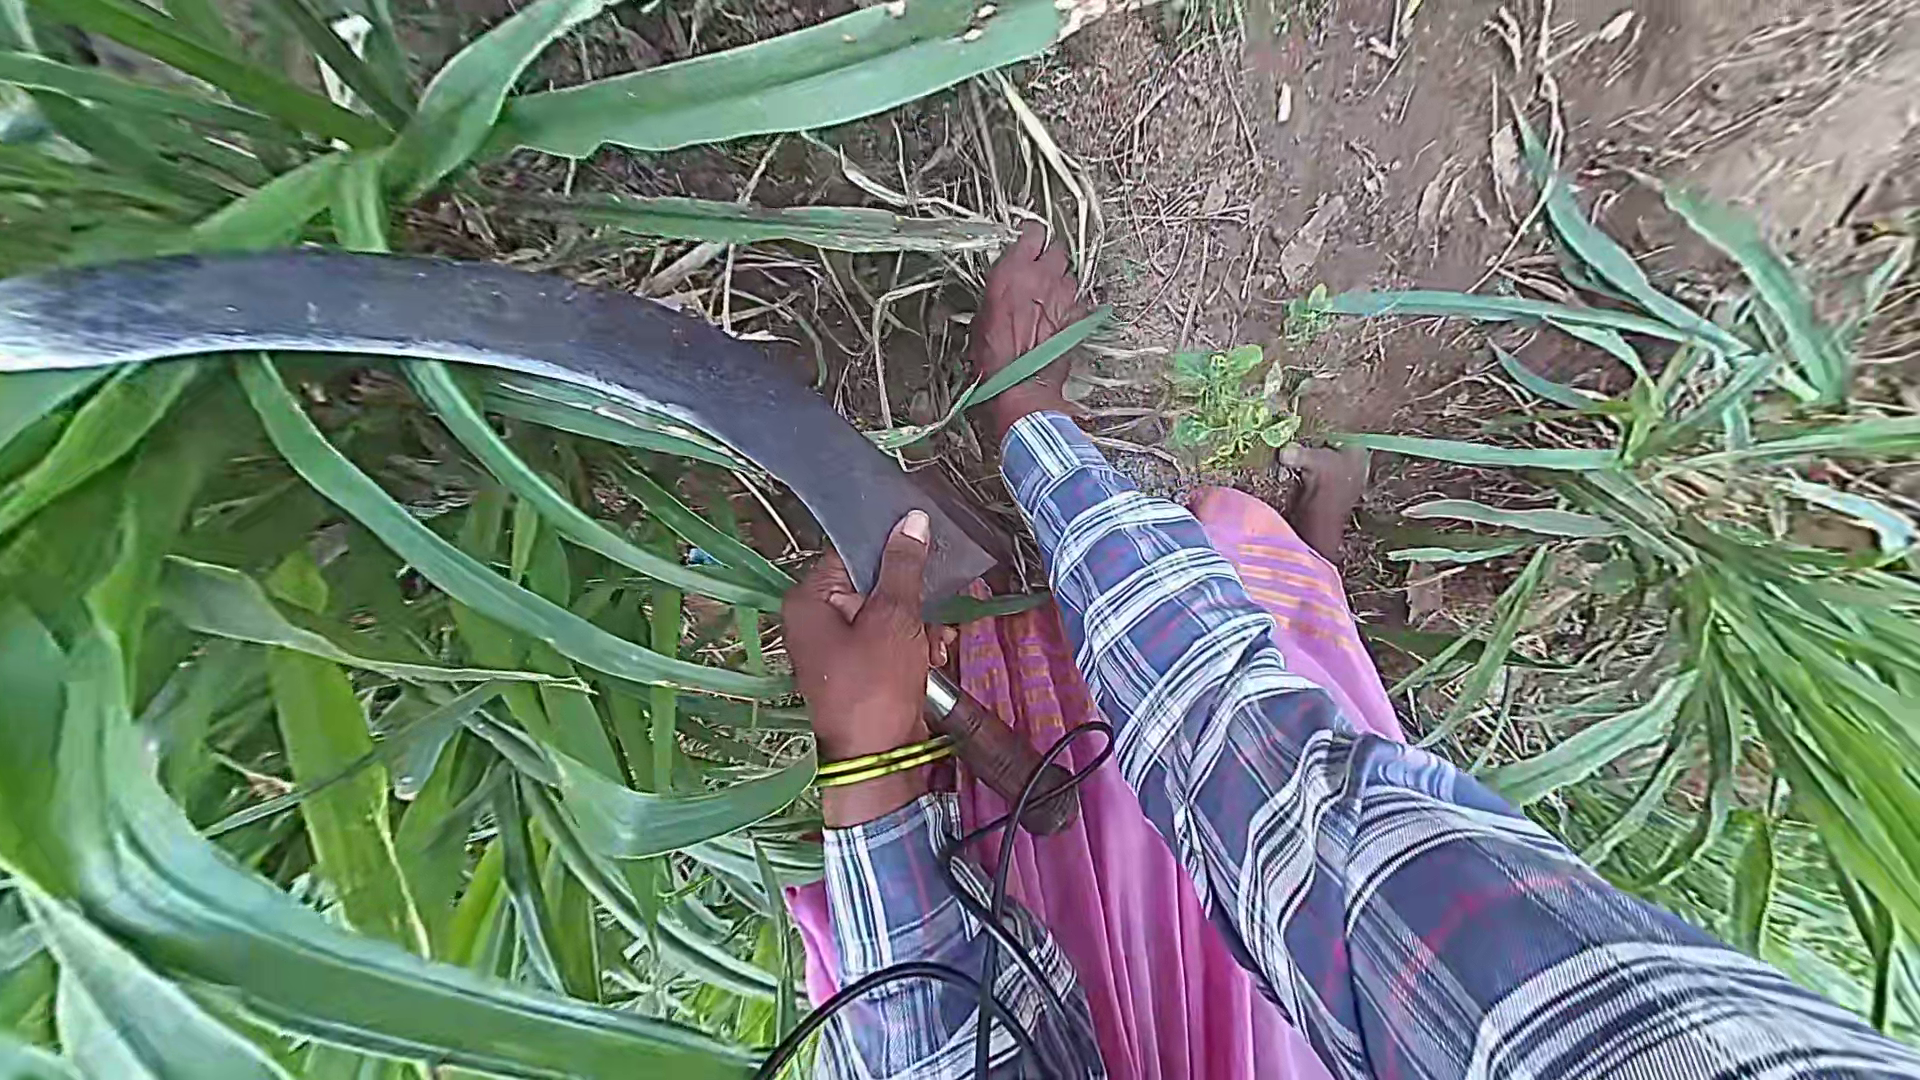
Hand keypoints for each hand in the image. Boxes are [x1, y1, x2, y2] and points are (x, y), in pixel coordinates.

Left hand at [782, 510, 957, 825]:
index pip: (851, 553)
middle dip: (911, 598)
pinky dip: (914, 645)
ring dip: (919, 625)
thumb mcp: (894, 617)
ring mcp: (839, 646)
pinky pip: (889, 639)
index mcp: (810, 600)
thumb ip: (904, 566)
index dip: (889, 551)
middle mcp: (818, 619)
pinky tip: (933, 655)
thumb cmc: (876, 683)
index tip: (925, 549)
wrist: (880, 759)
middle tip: (934, 609)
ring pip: (888, 612)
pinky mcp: (862, 666)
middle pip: (873, 583)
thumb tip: (913, 519)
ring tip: (935, 642)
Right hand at [969, 222, 1089, 443]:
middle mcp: (1042, 277)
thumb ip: (997, 295)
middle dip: (1050, 259)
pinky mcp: (1079, 316)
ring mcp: (1065, 295)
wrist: (1019, 387)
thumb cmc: (993, 361)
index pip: (1032, 234)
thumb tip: (1002, 293)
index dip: (1032, 238)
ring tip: (1049, 299)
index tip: (1030, 242)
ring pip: (1070, 274)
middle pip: (1057, 250)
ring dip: (1061, 282)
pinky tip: (1060, 318)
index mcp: (1012, 272)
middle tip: (1040, 272)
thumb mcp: (981, 320)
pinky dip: (1072, 305)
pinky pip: (1079, 300)